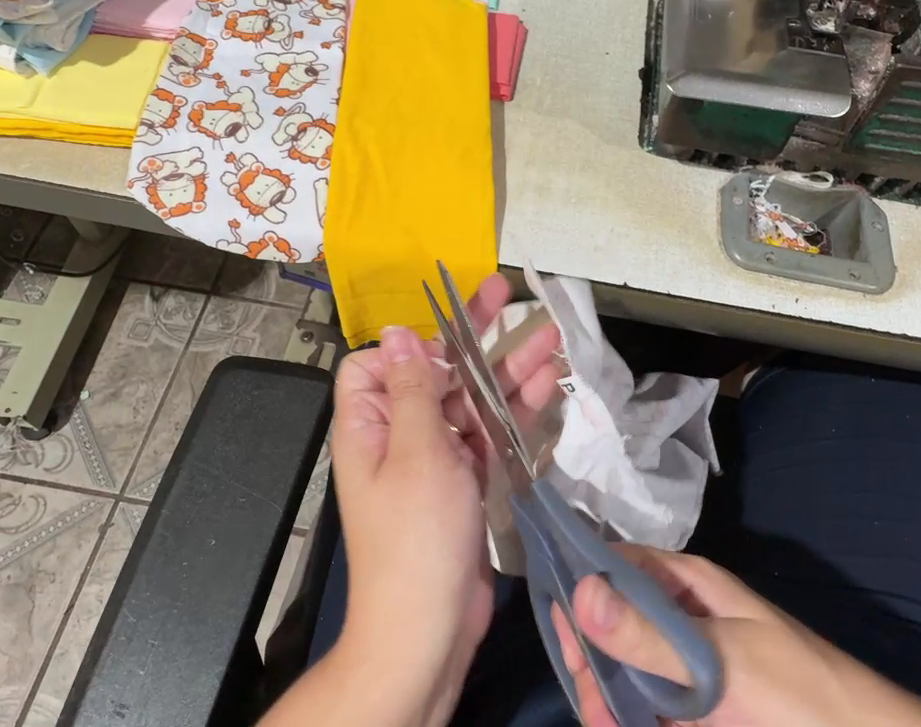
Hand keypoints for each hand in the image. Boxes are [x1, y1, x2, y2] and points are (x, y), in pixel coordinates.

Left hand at [329, 273, 561, 724]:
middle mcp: (399, 435)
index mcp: (369, 424)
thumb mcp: (415, 452)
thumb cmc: (414, 537)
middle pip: (436, 372)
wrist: (428, 630)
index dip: (406, 345)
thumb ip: (413, 388)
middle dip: (472, 334)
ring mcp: (436, 459)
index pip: (374, 363)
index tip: (443, 339)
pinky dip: (515, 412)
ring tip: (551, 335)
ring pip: (471, 400)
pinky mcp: (467, 481)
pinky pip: (490, 435)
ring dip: (507, 370)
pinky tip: (547, 383)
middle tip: (506, 290)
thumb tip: (398, 331)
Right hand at [554, 547, 920, 726]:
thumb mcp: (721, 660)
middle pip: (609, 623)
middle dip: (591, 659)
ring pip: (619, 668)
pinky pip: (640, 705)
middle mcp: (676, 614)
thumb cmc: (796, 690)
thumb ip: (649, 635)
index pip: (615, 567)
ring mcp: (681, 662)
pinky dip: (624, 718)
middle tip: (591, 700)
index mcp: (685, 583)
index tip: (558, 625)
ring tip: (607, 724)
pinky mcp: (688, 705)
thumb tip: (579, 591)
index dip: (580, 587)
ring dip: (603, 698)